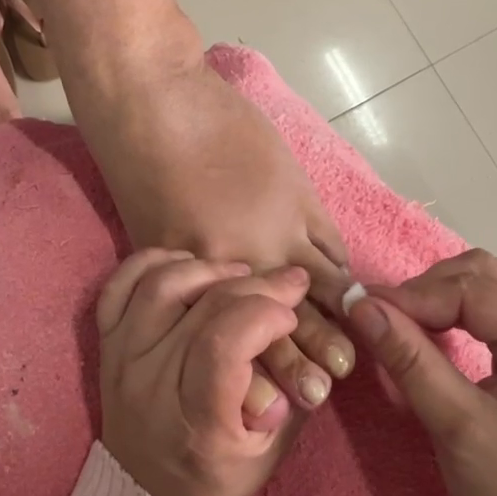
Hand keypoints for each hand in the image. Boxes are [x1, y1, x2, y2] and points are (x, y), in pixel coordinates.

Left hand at [81, 58, 357, 413]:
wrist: (157, 101)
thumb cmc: (139, 165)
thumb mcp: (153, 235)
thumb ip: (190, 277)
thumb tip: (219, 308)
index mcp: (204, 279)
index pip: (245, 336)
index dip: (270, 372)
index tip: (287, 393)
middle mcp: (246, 262)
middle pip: (293, 320)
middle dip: (317, 355)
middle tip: (335, 380)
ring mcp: (280, 227)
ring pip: (323, 283)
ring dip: (341, 315)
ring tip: (356, 339)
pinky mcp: (300, 193)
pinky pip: (330, 241)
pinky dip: (341, 265)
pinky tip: (348, 284)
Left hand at [97, 250, 311, 495]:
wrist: (148, 491)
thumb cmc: (216, 471)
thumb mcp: (266, 451)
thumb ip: (289, 393)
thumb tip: (306, 326)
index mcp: (196, 420)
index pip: (222, 345)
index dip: (262, 316)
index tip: (292, 313)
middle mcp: (152, 383)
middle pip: (201, 306)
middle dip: (255, 284)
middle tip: (288, 280)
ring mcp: (123, 357)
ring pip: (160, 285)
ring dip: (206, 267)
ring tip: (240, 271)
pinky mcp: (107, 342)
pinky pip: (119, 285)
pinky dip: (151, 262)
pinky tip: (186, 262)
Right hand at [347, 250, 496, 495]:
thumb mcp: (458, 429)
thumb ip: (410, 361)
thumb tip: (360, 306)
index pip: (473, 290)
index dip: (416, 293)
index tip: (366, 306)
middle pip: (485, 276)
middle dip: (431, 286)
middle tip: (387, 313)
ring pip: (489, 289)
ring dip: (444, 295)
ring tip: (405, 320)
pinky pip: (494, 315)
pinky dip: (458, 313)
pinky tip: (433, 333)